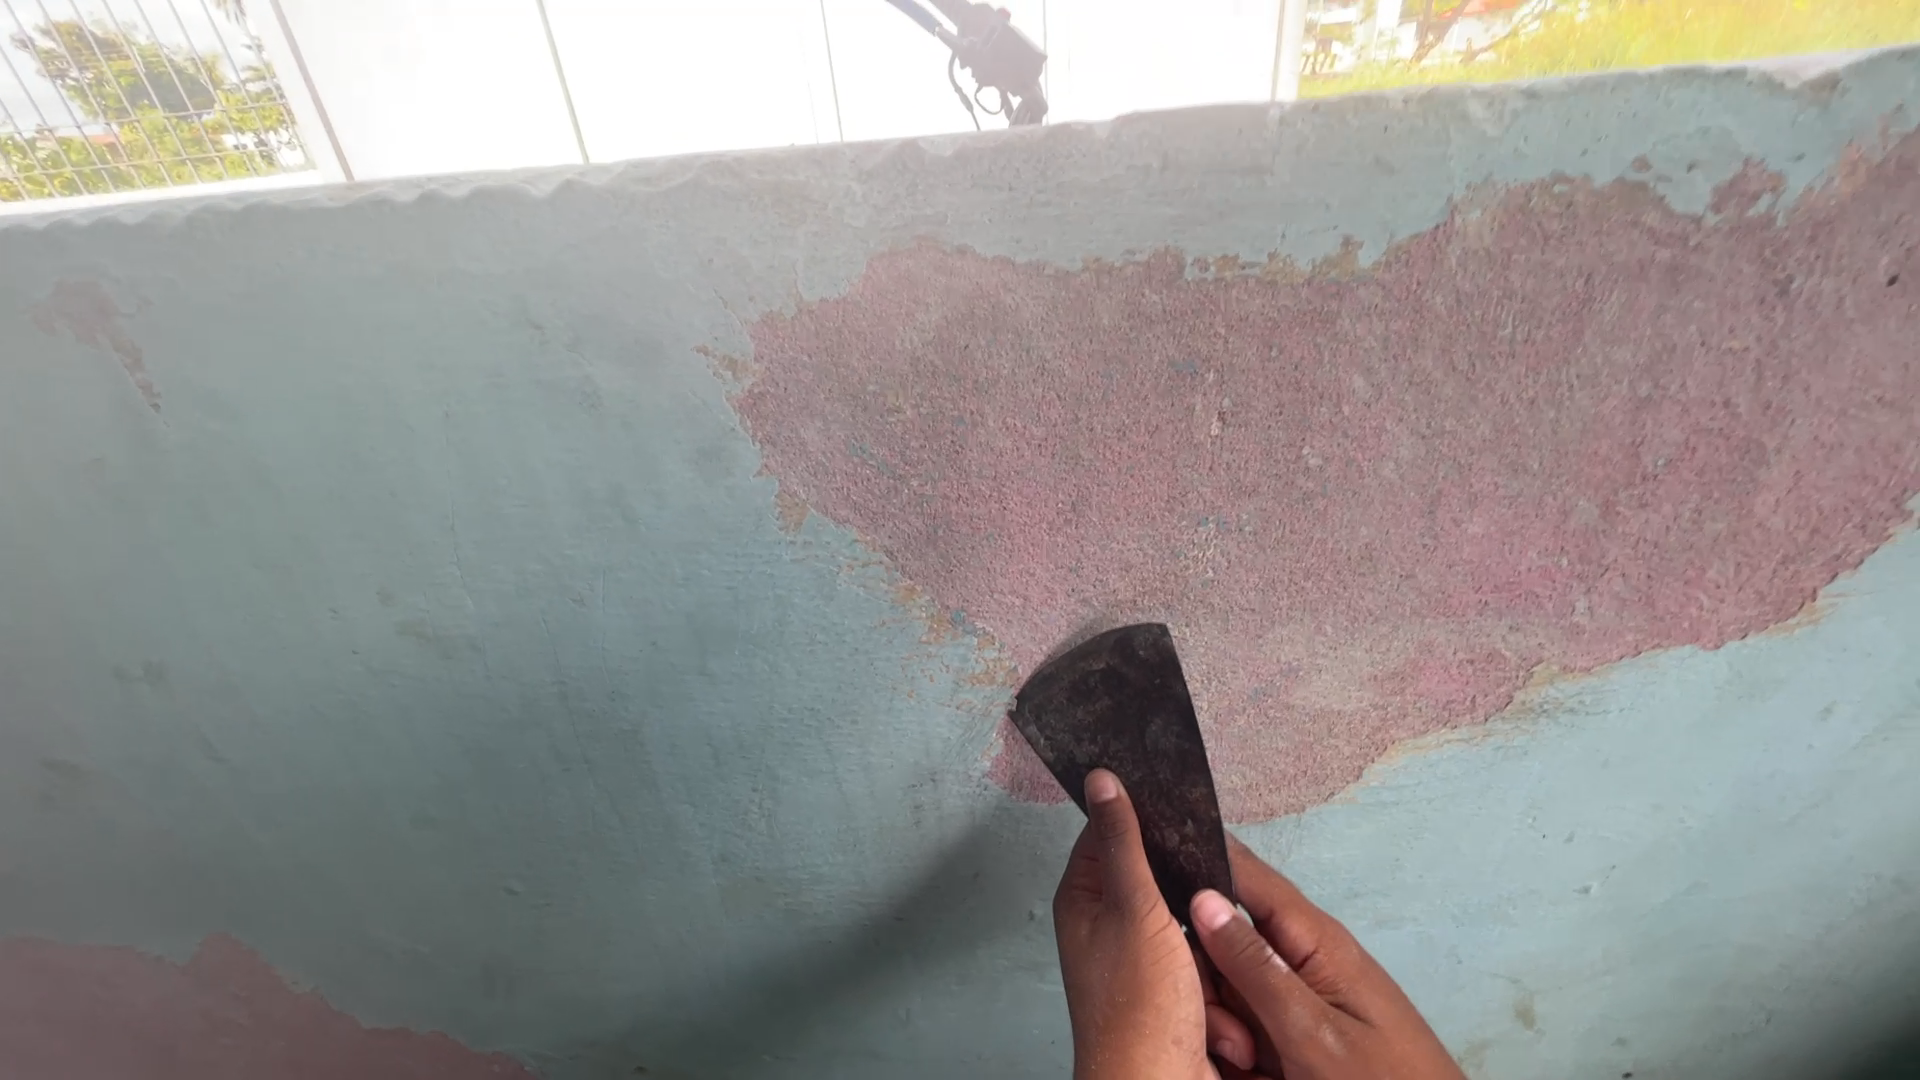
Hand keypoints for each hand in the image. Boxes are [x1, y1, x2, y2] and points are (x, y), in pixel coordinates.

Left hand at [1051, 770, 1259, 1079]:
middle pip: (1158, 883)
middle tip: (1204, 916)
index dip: (1143, 820)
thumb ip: (1123, 842)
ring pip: (1190, 931)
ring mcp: (1140, 964)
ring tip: (1204, 987)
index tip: (1180, 810)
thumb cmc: (1138, 1005)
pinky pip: (1204, 974)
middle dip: (1191, 905)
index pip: (1110, 834)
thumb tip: (1101, 778)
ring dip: (1208, 959)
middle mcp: (1107, 925)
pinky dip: (1215, 996)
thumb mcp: (1134, 908)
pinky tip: (1215, 1022)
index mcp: (1085, 897)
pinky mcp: (1171, 996)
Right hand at [1189, 837, 1466, 1079]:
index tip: (1145, 859)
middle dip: (1205, 970)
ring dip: (1220, 1013)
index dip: (1194, 852)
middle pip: (1222, 929)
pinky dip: (1234, 1037)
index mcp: (1311, 935)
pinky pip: (1243, 1011)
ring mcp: (1293, 988)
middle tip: (1224, 1032)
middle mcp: (1298, 951)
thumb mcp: (1315, 1036)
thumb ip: (1255, 966)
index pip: (1242, 868)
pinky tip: (1244, 1070)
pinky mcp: (1290, 1023)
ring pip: (1226, 975)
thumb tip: (1199, 896)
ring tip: (1244, 1063)